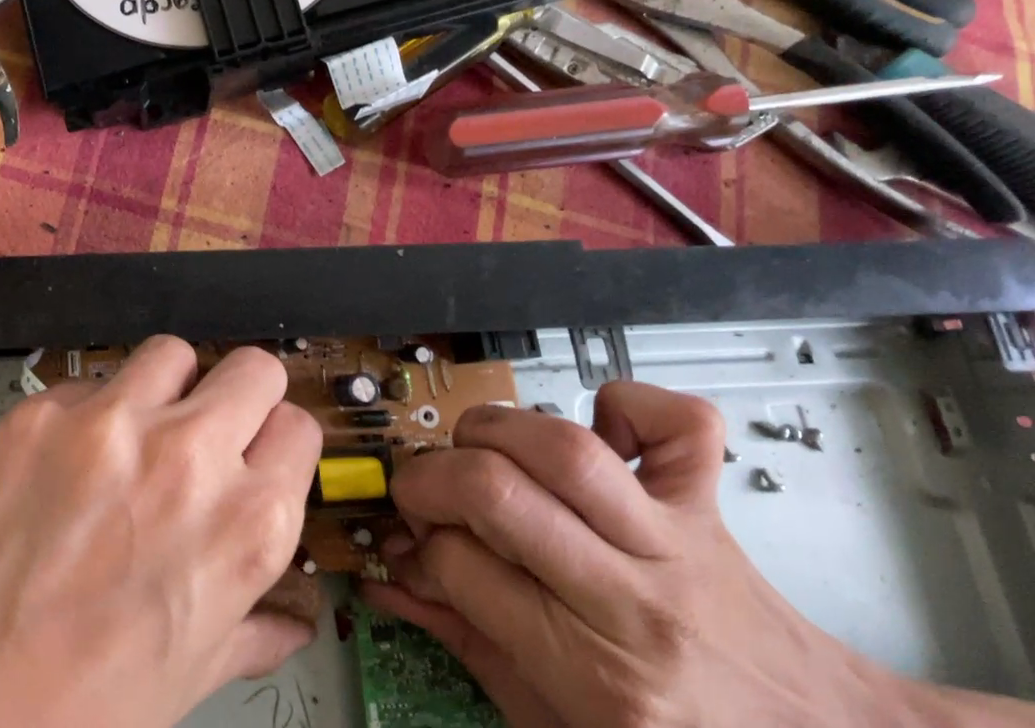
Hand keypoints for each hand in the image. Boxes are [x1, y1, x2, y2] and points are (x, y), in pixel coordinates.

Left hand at [0, 336, 323, 726]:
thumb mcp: (196, 668)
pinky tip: (69, 460)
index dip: (277, 442)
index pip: (298, 427)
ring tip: (140, 430)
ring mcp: (109, 425)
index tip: (256, 451)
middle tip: (207, 428)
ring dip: (167, 386)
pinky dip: (89, 411)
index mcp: (247, 523)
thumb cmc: (84, 699)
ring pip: (170, 353)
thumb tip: (286, 620)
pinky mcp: (40, 414)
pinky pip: (86, 383)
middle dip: (239, 395)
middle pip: (251, 368)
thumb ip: (255, 628)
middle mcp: (188, 457)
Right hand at [362, 382, 986, 727]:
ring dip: (493, 431)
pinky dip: (625, 402)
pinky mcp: (711, 505)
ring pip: (563, 446)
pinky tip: (596, 428)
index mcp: (590, 670)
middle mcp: (632, 600)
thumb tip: (386, 578)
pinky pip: (677, 422)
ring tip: (481, 453)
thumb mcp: (548, 718)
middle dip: (431, 478)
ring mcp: (678, 543)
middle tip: (424, 492)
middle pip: (498, 491)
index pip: (462, 566)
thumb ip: (463, 640)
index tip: (418, 548)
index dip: (421, 546)